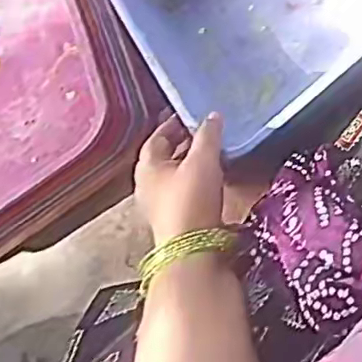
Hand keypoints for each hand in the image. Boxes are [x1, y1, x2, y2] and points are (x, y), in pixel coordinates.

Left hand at [134, 113, 225, 243]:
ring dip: (190, 159)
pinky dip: (195, 175)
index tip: (190, 114)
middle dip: (182, 141)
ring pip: (174, 173)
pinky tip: (212, 173)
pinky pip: (182, 187)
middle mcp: (147, 184)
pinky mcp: (173, 216)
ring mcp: (159, 203)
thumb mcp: (203, 159)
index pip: (157, 137)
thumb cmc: (191, 197)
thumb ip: (208, 134)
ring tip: (211, 149)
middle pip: (164, 155)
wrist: (193, 247)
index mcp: (147, 167)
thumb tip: (213, 116)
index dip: (172, 123)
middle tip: (203, 129)